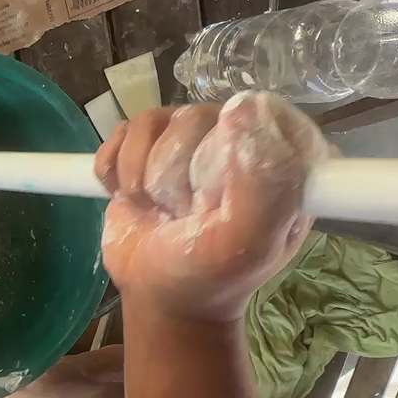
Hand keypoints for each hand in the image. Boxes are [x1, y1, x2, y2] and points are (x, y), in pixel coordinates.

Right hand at [96, 92, 326, 321]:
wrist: (156, 295)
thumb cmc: (208, 275)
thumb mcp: (247, 241)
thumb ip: (264, 180)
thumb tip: (242, 103)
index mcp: (286, 152)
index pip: (252, 115)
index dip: (221, 159)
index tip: (215, 203)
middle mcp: (241, 136)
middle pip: (191, 119)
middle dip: (172, 176)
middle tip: (185, 215)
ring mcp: (191, 140)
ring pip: (150, 124)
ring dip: (138, 178)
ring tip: (157, 209)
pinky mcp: (147, 147)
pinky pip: (120, 133)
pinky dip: (111, 171)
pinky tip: (128, 197)